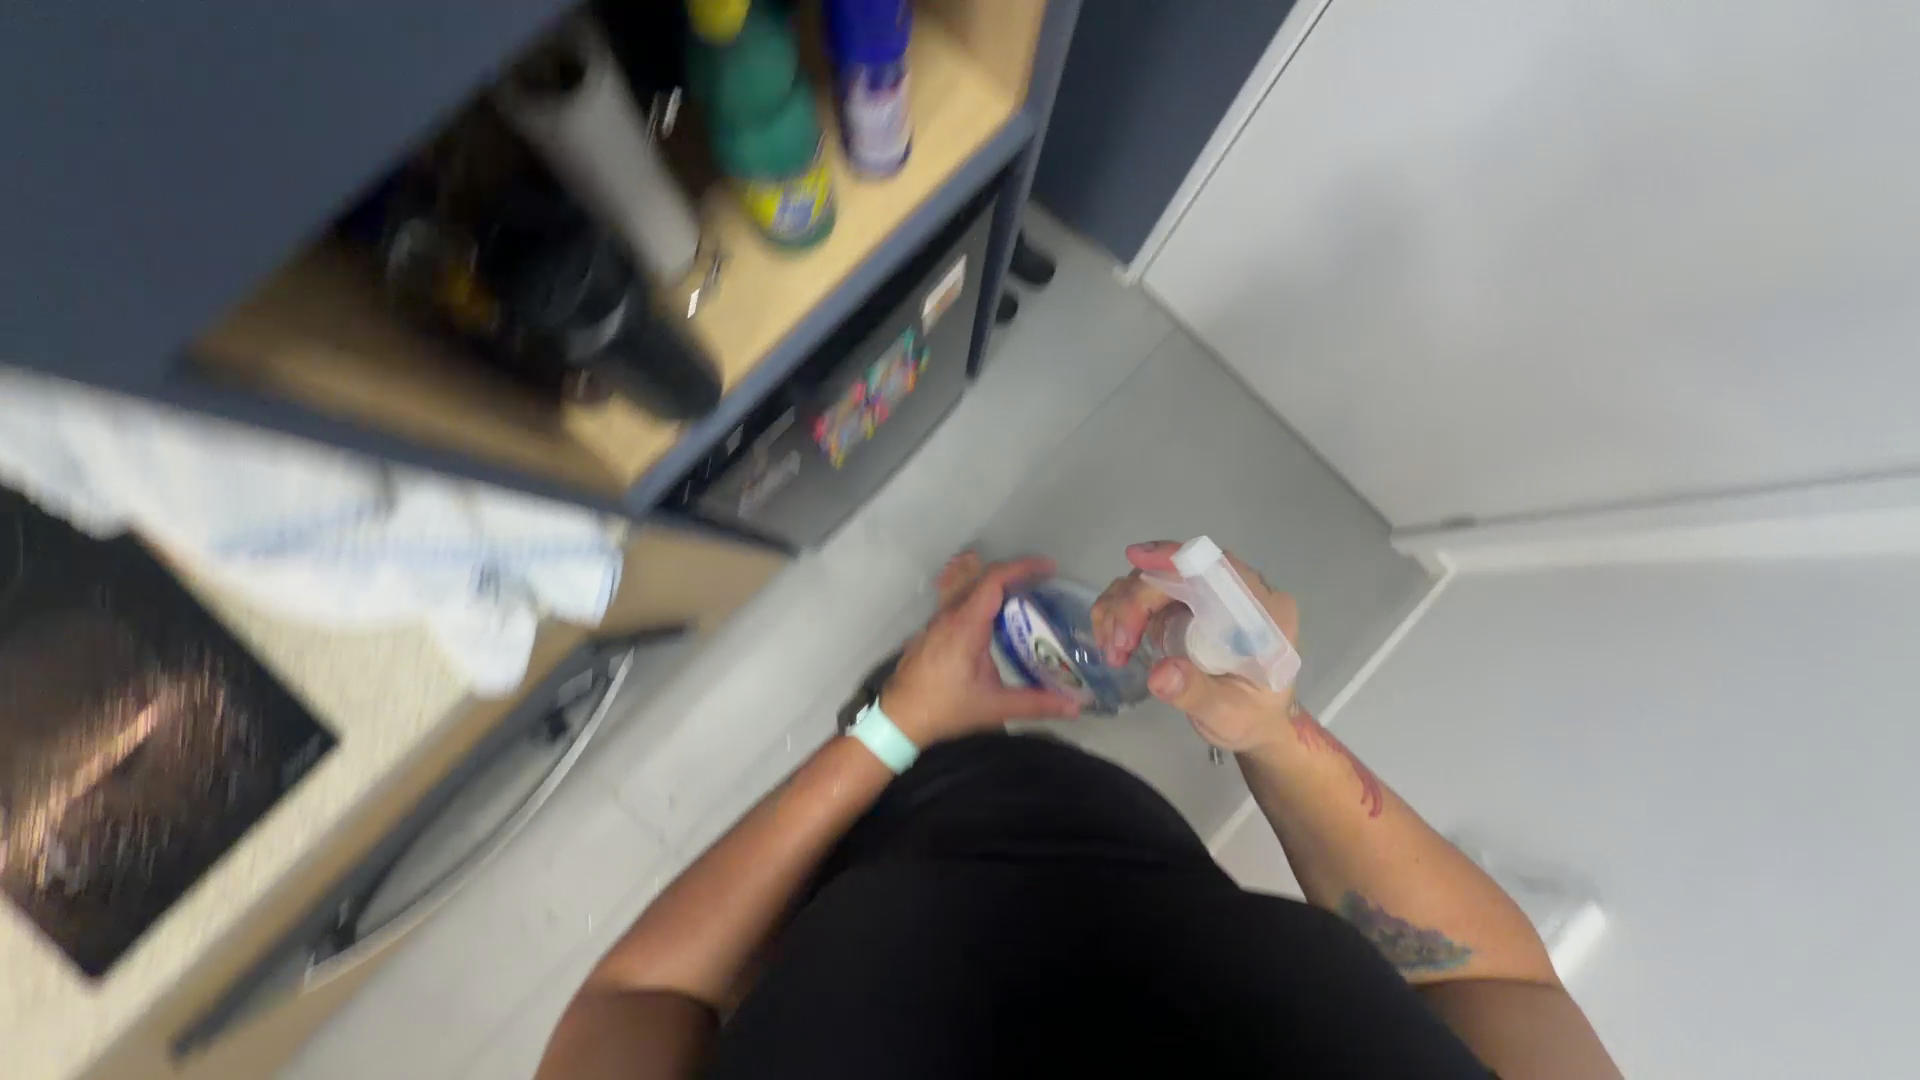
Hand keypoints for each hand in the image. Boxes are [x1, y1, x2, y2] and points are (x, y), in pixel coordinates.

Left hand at [879, 554, 1081, 746]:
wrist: (898, 720)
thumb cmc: (945, 709)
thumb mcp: (994, 707)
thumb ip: (1036, 704)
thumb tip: (1075, 706)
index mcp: (966, 625)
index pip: (994, 580)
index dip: (1022, 568)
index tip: (1048, 568)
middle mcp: (949, 615)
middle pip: (979, 575)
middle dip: (1011, 570)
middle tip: (1039, 579)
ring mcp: (936, 621)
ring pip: (962, 584)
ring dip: (989, 578)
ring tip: (1016, 587)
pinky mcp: (930, 631)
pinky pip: (952, 598)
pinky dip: (973, 592)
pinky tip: (986, 613)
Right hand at [1091, 540, 1302, 752]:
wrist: (1255, 724)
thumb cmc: (1251, 718)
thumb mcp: (1228, 713)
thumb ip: (1196, 692)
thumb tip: (1159, 674)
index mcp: (1260, 611)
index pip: (1218, 567)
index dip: (1177, 558)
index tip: (1137, 560)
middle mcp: (1232, 593)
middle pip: (1174, 574)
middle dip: (1135, 603)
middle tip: (1118, 645)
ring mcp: (1204, 596)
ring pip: (1150, 580)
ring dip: (1120, 609)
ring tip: (1114, 652)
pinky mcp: (1182, 605)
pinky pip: (1141, 594)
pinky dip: (1118, 614)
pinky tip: (1113, 643)